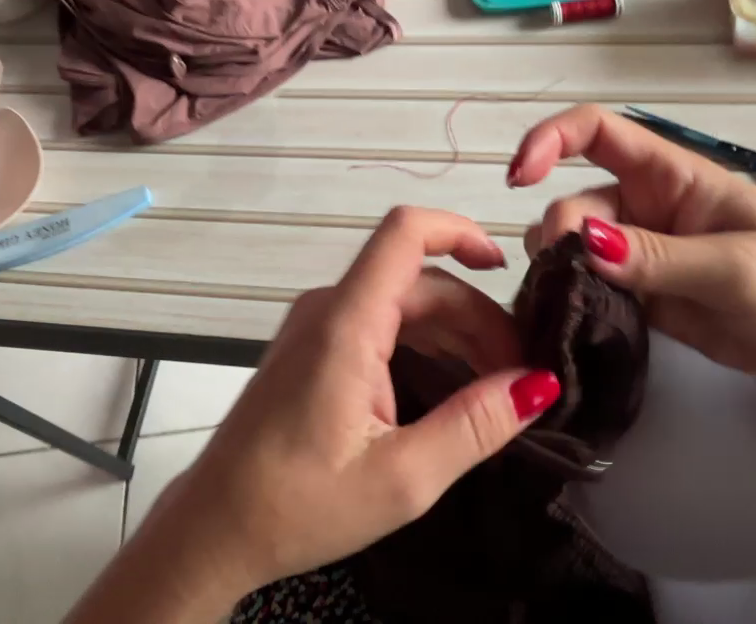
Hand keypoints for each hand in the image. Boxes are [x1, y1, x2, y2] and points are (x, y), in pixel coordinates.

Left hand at [128, 207, 561, 604]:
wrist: (217, 526)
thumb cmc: (299, 505)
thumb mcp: (401, 477)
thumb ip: (474, 426)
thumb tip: (538, 384)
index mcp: (346, 323)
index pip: (404, 233)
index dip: (460, 230)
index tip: (509, 269)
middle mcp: (330, 308)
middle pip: (420, 280)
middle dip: (478, 316)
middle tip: (520, 376)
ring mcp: (319, 325)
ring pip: (405, 303)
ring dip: (456, 336)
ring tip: (495, 390)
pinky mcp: (316, 347)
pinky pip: (383, 324)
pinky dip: (426, 346)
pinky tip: (453, 390)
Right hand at [507, 105, 755, 388]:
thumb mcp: (736, 266)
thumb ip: (659, 256)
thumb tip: (581, 243)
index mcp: (672, 174)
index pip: (598, 131)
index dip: (551, 138)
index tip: (520, 175)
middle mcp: (646, 204)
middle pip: (577, 200)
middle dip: (560, 230)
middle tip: (565, 272)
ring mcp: (640, 251)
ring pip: (575, 245)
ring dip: (561, 267)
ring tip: (566, 301)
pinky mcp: (638, 293)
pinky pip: (589, 285)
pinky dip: (571, 297)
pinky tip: (566, 318)